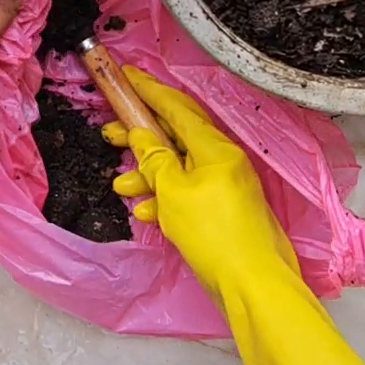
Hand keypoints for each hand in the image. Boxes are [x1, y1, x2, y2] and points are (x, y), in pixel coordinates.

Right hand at [102, 67, 299, 286]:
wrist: (254, 289)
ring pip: (178, 166)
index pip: (176, 107)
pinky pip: (188, 191)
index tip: (125, 76)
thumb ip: (154, 159)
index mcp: (215, 148)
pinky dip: (165, 197)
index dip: (148, 89)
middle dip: (139, 135)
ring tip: (122, 187)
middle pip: (175, 134)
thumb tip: (142, 137)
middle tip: (110, 132)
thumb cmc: (214, 235)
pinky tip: (145, 211)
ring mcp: (225, 185)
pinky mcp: (223, 210)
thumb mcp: (173, 192)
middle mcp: (222, 159)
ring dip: (148, 174)